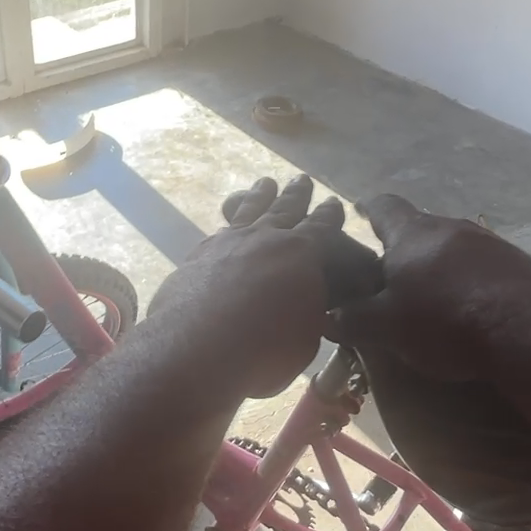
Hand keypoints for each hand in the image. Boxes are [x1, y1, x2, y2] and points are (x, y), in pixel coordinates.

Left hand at [149, 175, 340, 397]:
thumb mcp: (305, 336)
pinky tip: (226, 228)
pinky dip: (228, 226)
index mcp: (301, 253)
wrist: (197, 348)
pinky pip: (219, 233)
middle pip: (284, 208)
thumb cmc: (265, 350)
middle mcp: (264, 238)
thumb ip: (306, 312)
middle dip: (296, 194)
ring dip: (260, 196)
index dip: (328, 214)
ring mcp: (227, 243)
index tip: (333, 202)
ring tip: (265, 184)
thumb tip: (301, 305)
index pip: (321, 226)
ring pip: (248, 210)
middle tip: (301, 180)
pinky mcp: (196, 257)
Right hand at [337, 195, 530, 381]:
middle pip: (419, 230)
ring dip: (438, 268)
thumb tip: (324, 315)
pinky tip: (468, 312)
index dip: (368, 209)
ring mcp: (489, 243)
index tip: (359, 212)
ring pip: (452, 249)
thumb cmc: (444, 322)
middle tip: (389, 280)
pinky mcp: (518, 265)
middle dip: (402, 251)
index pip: (383, 206)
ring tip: (430, 301)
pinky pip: (482, 268)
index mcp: (412, 234)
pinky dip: (468, 283)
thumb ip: (352, 319)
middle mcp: (450, 227)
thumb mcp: (385, 327)